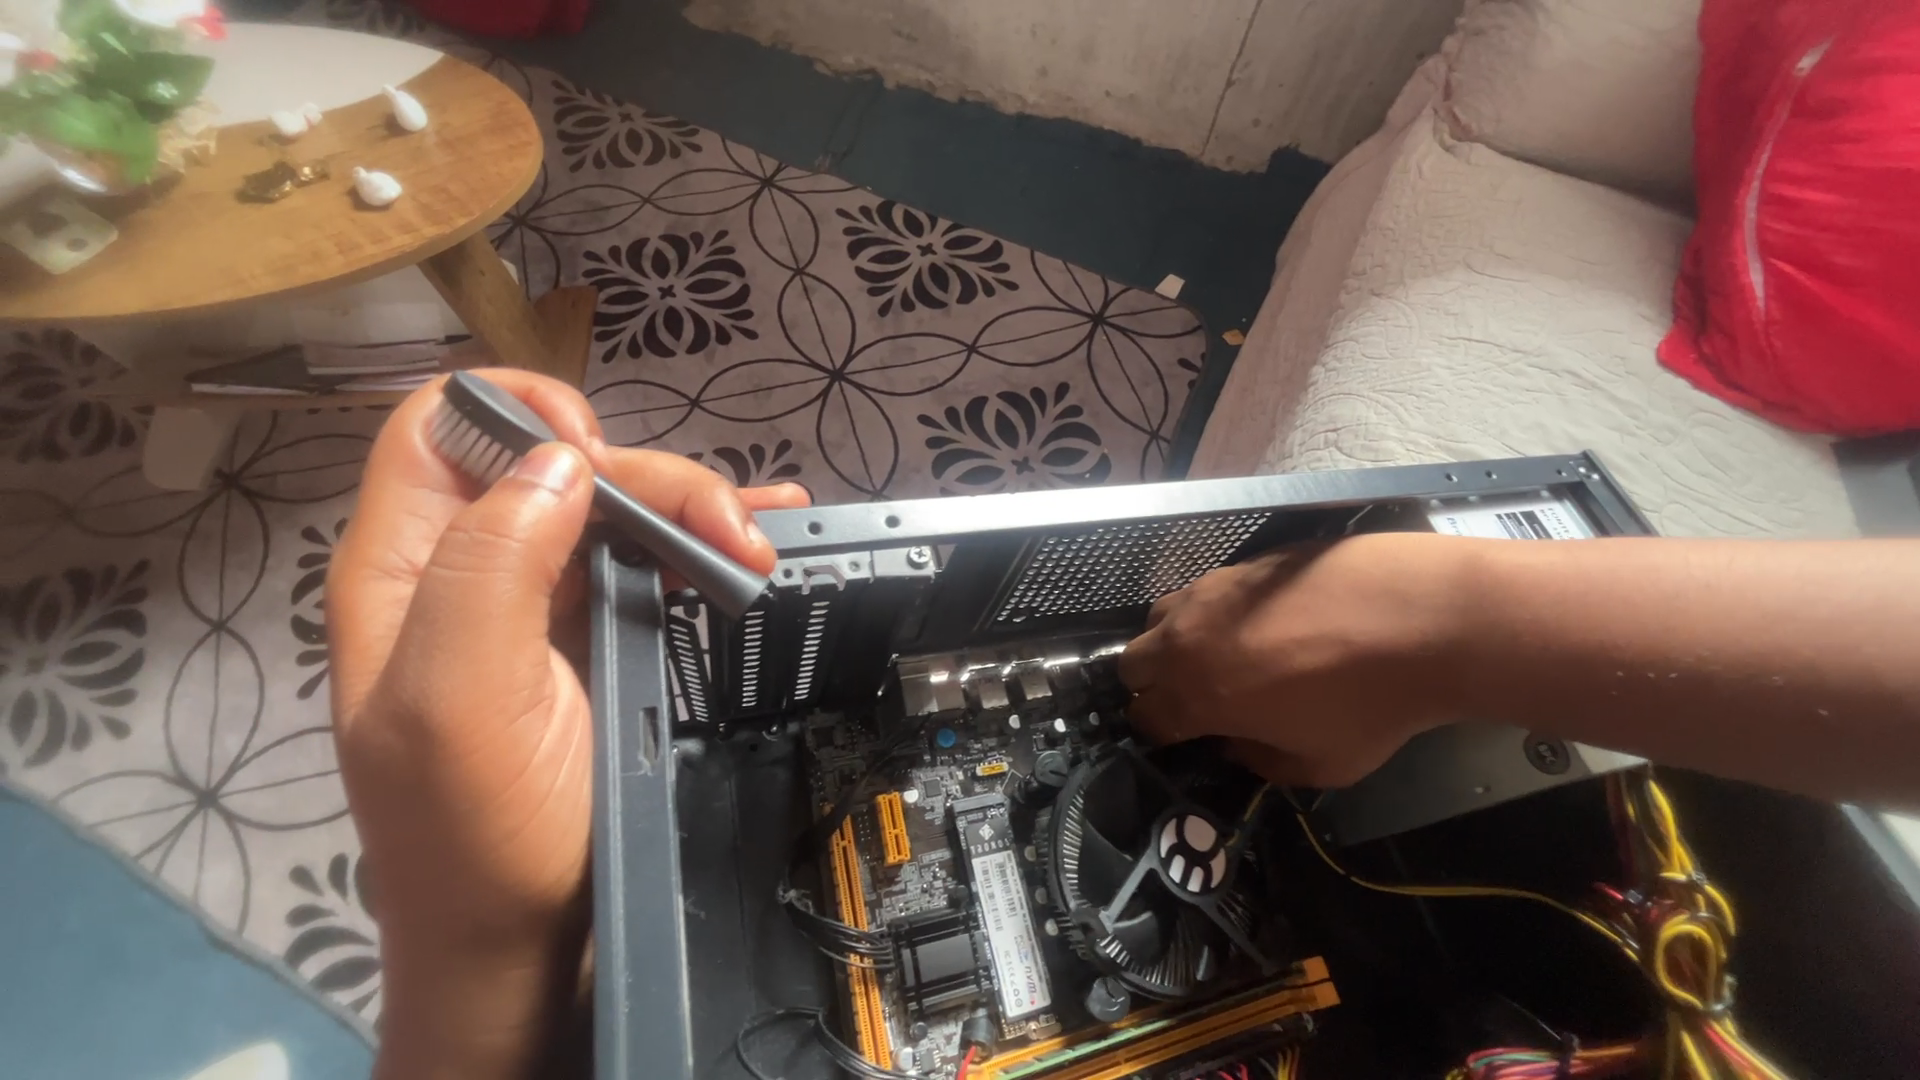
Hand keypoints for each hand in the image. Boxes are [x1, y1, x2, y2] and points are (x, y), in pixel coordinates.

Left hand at [326, 370, 807, 1078]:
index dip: (516, 409)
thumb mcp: (458, 704)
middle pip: (568, 467)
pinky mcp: (606, 628)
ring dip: (700, 510)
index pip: (442, 430)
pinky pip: (659, 557)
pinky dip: (713, 537)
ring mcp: (550, 598)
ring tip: (761, 547)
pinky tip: (768, 531)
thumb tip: (562, 464)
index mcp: (412, 569)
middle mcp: (480, 565)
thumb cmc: (479, 832)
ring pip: (625, 507)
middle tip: (733, 534)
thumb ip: (489, 568)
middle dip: (655, 482)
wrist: (527, 934)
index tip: (599, 450)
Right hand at [1119, 533, 1473, 788]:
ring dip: (1172, 642)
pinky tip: (1256, 621)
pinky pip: (1202, 592)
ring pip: (1158, 619)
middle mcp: (1187, 639)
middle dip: (1151, 685)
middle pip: (1130, 662)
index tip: (1182, 738)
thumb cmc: (1370, 703)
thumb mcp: (1319, 766)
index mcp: (1197, 695)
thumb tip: (1233, 740)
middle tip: (1191, 697)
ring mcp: (1210, 594)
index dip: (1158, 734)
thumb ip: (1258, 762)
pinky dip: (1211, 613)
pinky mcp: (1240, 566)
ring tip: (1217, 653)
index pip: (1144, 717)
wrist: (1420, 617)